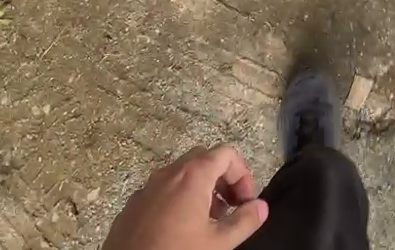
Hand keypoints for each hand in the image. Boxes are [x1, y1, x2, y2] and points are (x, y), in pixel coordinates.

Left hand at [103, 145, 269, 249]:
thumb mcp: (217, 244)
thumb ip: (244, 222)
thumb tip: (262, 206)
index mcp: (193, 174)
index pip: (227, 154)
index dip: (243, 174)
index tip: (247, 202)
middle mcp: (169, 172)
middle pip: (204, 159)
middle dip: (222, 179)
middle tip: (230, 208)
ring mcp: (147, 187)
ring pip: (181, 175)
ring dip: (200, 190)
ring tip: (206, 222)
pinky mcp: (132, 205)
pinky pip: (161, 191)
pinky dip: (177, 200)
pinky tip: (178, 231)